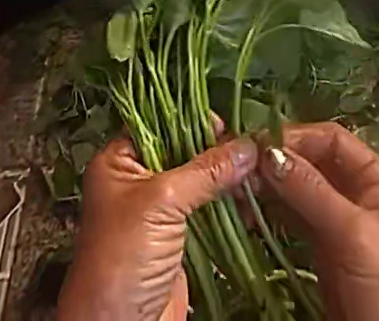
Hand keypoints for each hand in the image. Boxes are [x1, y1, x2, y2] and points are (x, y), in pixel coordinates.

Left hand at [57, 135, 257, 320]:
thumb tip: (249, 146)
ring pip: (200, 179)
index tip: (226, 122)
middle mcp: (139, 178)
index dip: (192, 118)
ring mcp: (160, 208)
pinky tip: (251, 198)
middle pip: (184, 149)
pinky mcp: (180, 235)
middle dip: (217, 148)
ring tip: (258, 173)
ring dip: (228, 176)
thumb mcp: (161, 203)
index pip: (159, 122)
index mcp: (120, 160)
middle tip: (251, 147)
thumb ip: (205, 171)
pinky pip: (209, 208)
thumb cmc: (122, 259)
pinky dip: (230, 203)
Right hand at [258, 122, 378, 320]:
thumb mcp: (356, 235)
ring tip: (238, 191)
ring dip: (270, 188)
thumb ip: (313, 191)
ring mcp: (341, 222)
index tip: (256, 144)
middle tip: (239, 168)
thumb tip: (268, 151)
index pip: (331, 140)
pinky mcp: (325, 251)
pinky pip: (295, 220)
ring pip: (299, 191)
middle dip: (277, 162)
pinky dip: (273, 214)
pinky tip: (250, 213)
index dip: (295, 138)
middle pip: (312, 163)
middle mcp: (359, 193)